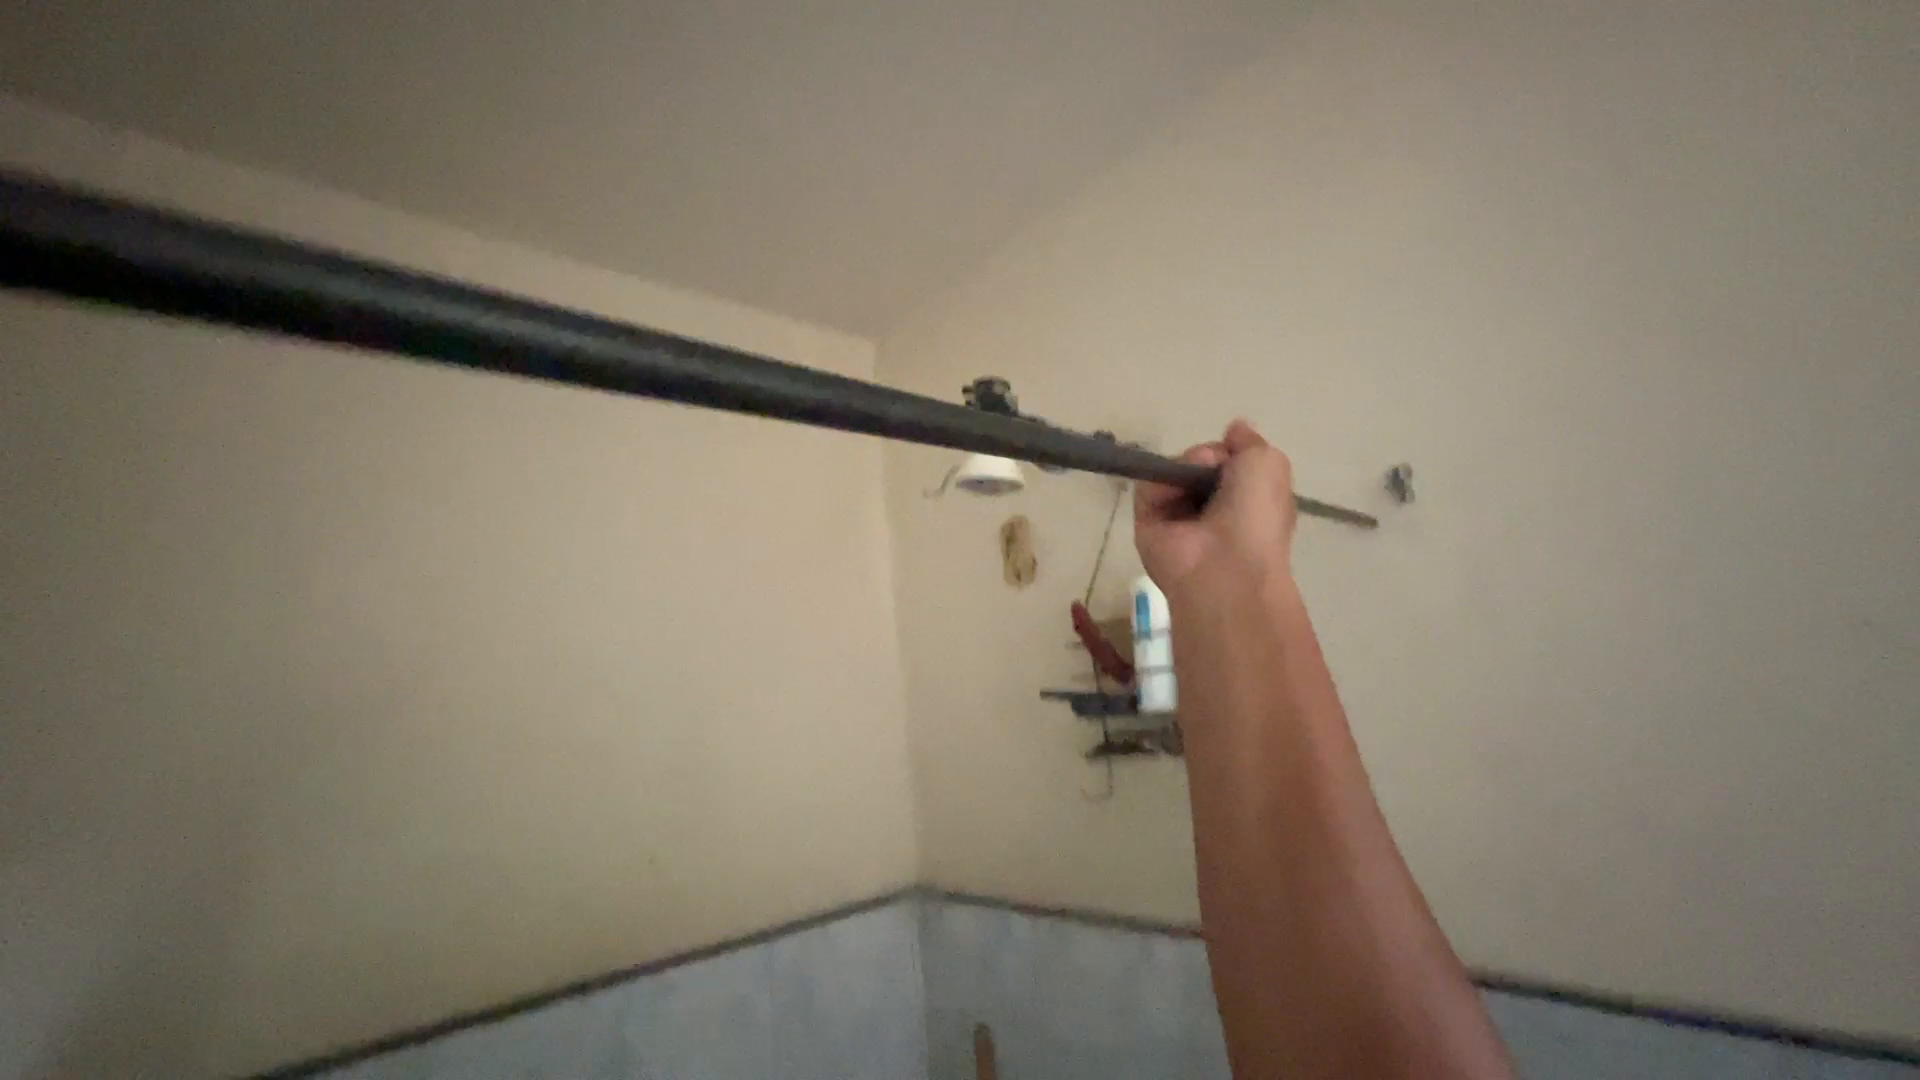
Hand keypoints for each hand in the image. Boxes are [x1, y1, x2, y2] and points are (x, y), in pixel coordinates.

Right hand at [1134, 419, 1297, 602]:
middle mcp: (1212, 510)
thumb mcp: (1269, 464)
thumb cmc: (1256, 516)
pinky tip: (1171, 490)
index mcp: (1245, 502)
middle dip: (1205, 456)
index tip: (1233, 451)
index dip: (1229, 452)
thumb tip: (1234, 428)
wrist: (1225, 564)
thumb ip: (1249, 441)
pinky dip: (1158, 483)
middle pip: (1197, 465)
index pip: (1228, 465)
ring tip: (1192, 478)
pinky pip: (1147, 489)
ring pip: (1173, 473)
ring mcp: (1178, 517)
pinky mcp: (1147, 524)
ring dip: (1183, 466)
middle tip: (1213, 465)